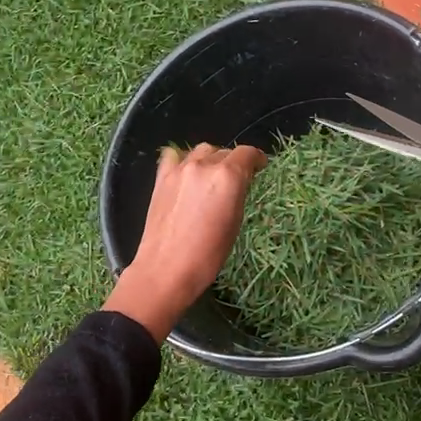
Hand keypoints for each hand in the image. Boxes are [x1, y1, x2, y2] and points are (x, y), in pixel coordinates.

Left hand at [103, 143, 266, 340]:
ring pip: (201, 151)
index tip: (259, 167)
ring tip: (210, 177)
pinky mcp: (161, 178)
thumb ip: (238, 194)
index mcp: (228, 177)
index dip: (256, 159)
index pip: (247, 153)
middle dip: (233, 163)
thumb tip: (239, 182)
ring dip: (210, 159)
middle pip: (224, 152)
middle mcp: (204, 165)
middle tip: (235, 181)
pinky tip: (185, 175)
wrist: (166, 269)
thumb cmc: (208, 255)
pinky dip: (183, 160)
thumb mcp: (234, 223)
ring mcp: (180, 169)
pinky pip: (174, 156)